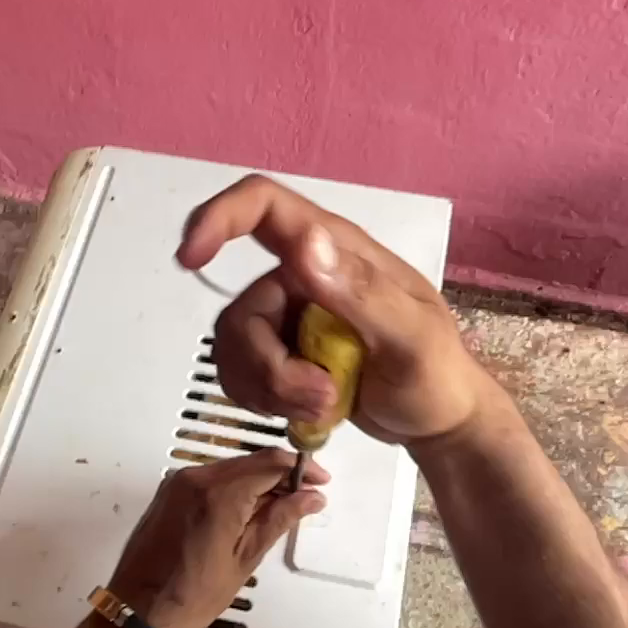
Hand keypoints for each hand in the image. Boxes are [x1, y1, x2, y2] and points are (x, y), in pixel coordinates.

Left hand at [106, 449, 327, 627]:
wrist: (140, 612)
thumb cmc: (192, 595)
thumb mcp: (246, 558)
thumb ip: (280, 519)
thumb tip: (311, 497)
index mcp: (219, 494)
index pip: (271, 463)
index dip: (301, 468)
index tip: (320, 480)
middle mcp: (196, 479)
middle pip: (252, 461)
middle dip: (283, 474)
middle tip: (307, 495)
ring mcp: (179, 482)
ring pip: (233, 467)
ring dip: (260, 480)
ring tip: (282, 506)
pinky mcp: (169, 491)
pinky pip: (212, 478)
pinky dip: (236, 486)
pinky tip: (250, 508)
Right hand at [177, 175, 497, 446]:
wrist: (434, 420)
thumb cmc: (436, 374)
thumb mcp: (412, 337)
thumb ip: (360, 294)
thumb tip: (304, 246)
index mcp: (335, 252)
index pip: (264, 207)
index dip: (218, 219)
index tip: (191, 258)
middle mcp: (301, 278)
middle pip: (241, 312)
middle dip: (268, 368)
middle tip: (319, 398)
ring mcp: (287, 321)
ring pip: (235, 350)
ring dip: (269, 391)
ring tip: (322, 407)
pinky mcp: (281, 358)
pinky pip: (240, 375)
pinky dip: (264, 401)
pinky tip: (306, 412)